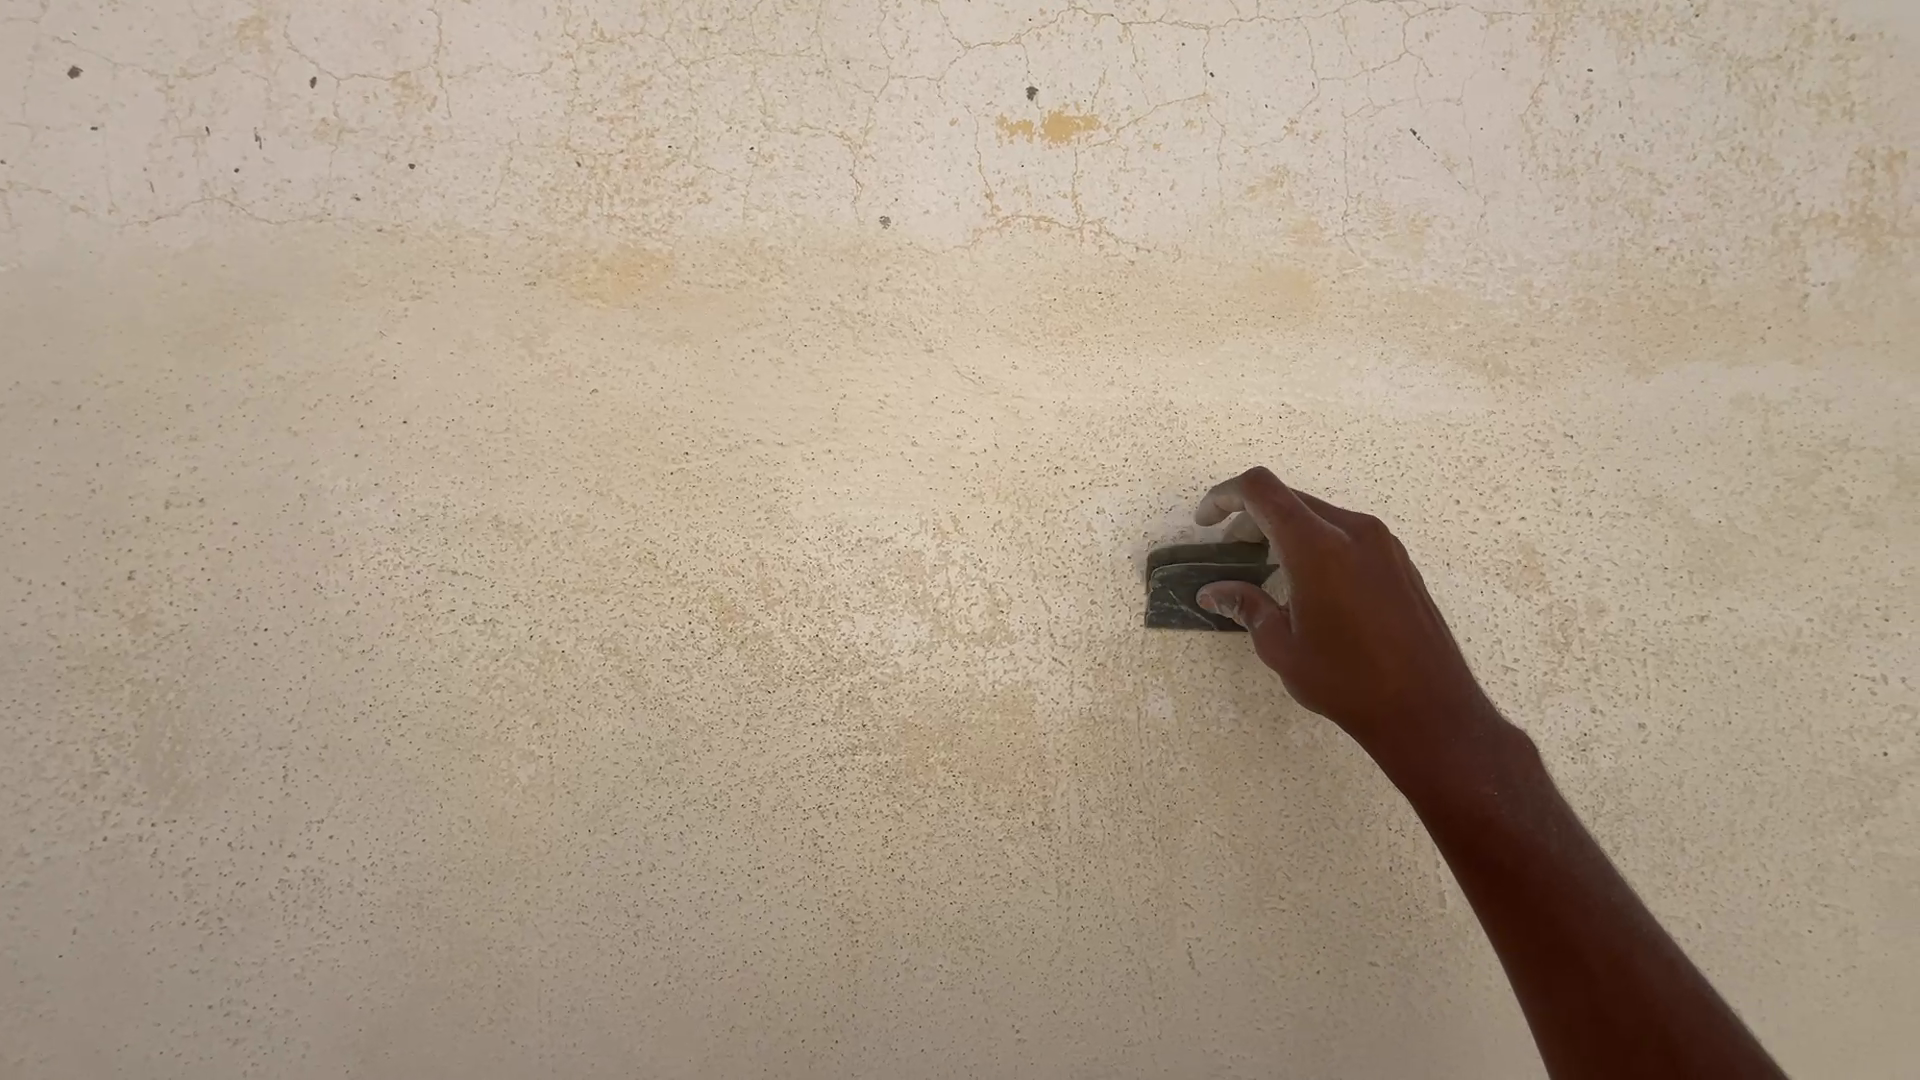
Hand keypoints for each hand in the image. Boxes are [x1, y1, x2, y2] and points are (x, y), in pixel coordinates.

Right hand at [1193, 467, 1504, 781]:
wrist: (1429, 709)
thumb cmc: (1346, 680)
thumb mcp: (1281, 646)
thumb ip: (1245, 606)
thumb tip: (1213, 593)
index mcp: (1318, 546)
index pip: (1260, 490)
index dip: (1224, 497)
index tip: (1205, 522)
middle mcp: (1353, 531)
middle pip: (1289, 498)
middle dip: (1251, 515)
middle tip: (1231, 549)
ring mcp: (1382, 543)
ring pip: (1319, 515)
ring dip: (1284, 528)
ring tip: (1267, 567)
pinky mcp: (1399, 561)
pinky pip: (1345, 533)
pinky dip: (1315, 542)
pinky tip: (1309, 584)